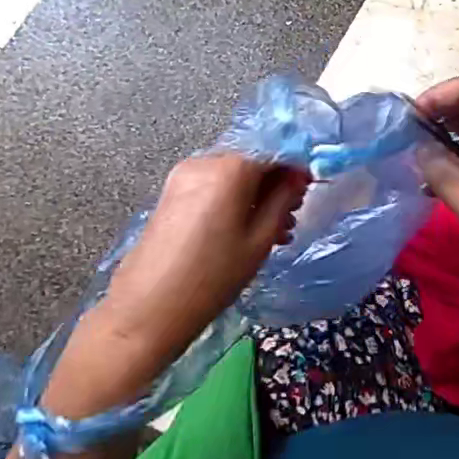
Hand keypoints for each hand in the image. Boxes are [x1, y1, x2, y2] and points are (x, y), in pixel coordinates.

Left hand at [55, 154, 307, 407]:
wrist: (149, 308)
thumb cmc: (213, 277)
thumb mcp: (259, 240)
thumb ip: (282, 201)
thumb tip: (296, 178)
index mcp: (230, 168)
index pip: (275, 150)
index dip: (296, 167)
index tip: (310, 189)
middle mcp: (204, 161)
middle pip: (252, 160)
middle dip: (276, 183)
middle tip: (292, 216)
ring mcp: (183, 176)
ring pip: (233, 175)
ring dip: (257, 195)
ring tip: (273, 231)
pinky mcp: (172, 193)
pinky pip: (214, 186)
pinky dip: (235, 201)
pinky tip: (246, 231)